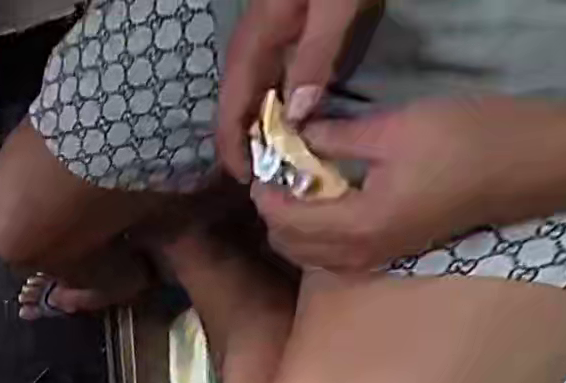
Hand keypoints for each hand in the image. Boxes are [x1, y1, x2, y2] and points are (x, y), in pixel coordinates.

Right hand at [218, 0, 370, 182]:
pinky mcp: (286, 26)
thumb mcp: (335, 3)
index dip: (234, 152)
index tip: (250, 180)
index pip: (229, 115)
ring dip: (264, 126)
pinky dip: (279, 103)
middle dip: (248, 144)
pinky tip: (297, 114)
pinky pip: (272, 78)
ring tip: (282, 153)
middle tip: (271, 173)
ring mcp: (267, 36)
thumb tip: (295, 119)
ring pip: (254, 95)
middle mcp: (251, 47)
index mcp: (253, 46)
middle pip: (238, 109)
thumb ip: (316, 57)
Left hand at [252, 95, 565, 270]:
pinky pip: (325, 257)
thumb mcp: (400, 127)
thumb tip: (298, 135)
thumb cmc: (472, 139)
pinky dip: (310, 236)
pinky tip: (320, 206)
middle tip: (276, 176)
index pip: (284, 219)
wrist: (537, 166)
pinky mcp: (381, 259)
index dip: (265, 193)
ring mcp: (367, 262)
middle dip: (272, 212)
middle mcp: (353, 255)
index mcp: (354, 225)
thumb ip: (339, 137)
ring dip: (289, 226)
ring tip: (294, 188)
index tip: (262, 165)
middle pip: (286, 243)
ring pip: (302, 255)